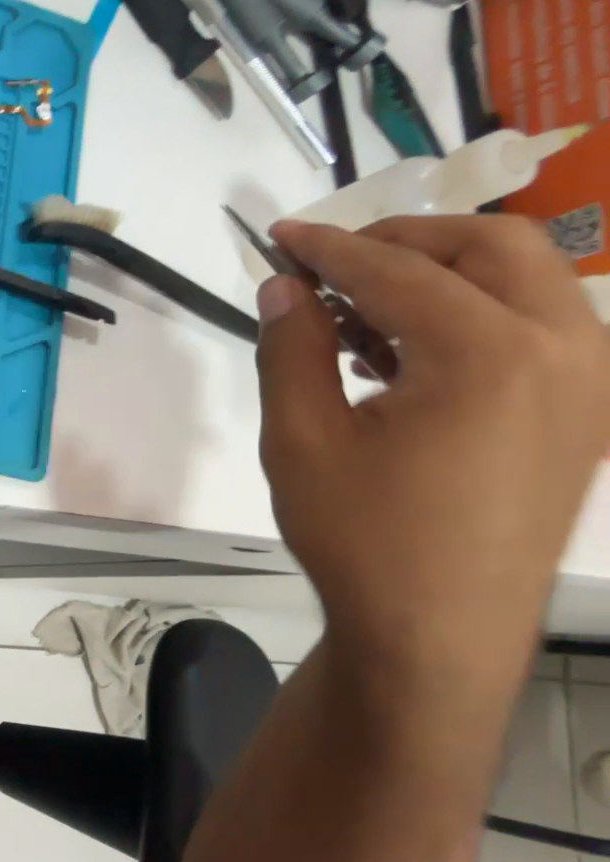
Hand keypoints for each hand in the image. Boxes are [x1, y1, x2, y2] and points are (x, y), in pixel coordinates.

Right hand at [258, 215, 609, 674]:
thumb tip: (285, 288)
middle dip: (406, 238)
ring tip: (359, 310)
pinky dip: (473, 315)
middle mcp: (566, 347)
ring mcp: (592, 379)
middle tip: (331, 258)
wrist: (440, 625)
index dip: (333, 248)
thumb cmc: (361, 535)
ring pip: (528, 281)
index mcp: (489, 354)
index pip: (400, 271)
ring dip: (443, 274)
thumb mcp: (300, 442)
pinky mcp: (589, 408)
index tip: (282, 235)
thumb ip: (292, 352)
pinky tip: (405, 352)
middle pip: (493, 247)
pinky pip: (540, 327)